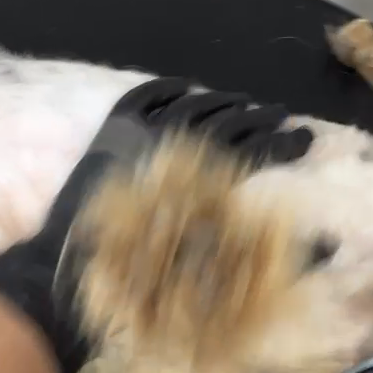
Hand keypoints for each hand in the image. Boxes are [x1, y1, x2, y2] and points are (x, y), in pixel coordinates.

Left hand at [0, 78, 311, 372]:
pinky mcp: (113, 132)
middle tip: (283, 116)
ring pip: (193, 106)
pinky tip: (188, 85)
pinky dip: (168, 87)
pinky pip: (145, 97)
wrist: (64, 278)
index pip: (256, 153)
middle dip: (262, 119)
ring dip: (223, 101)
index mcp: (202, 180)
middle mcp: (177, 149)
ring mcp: (142, 135)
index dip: (285, 145)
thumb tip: (295, 248)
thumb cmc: (135, 287)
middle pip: (229, 123)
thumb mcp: (200, 272)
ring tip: (245, 101)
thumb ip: (247, 250)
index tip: (307, 138)